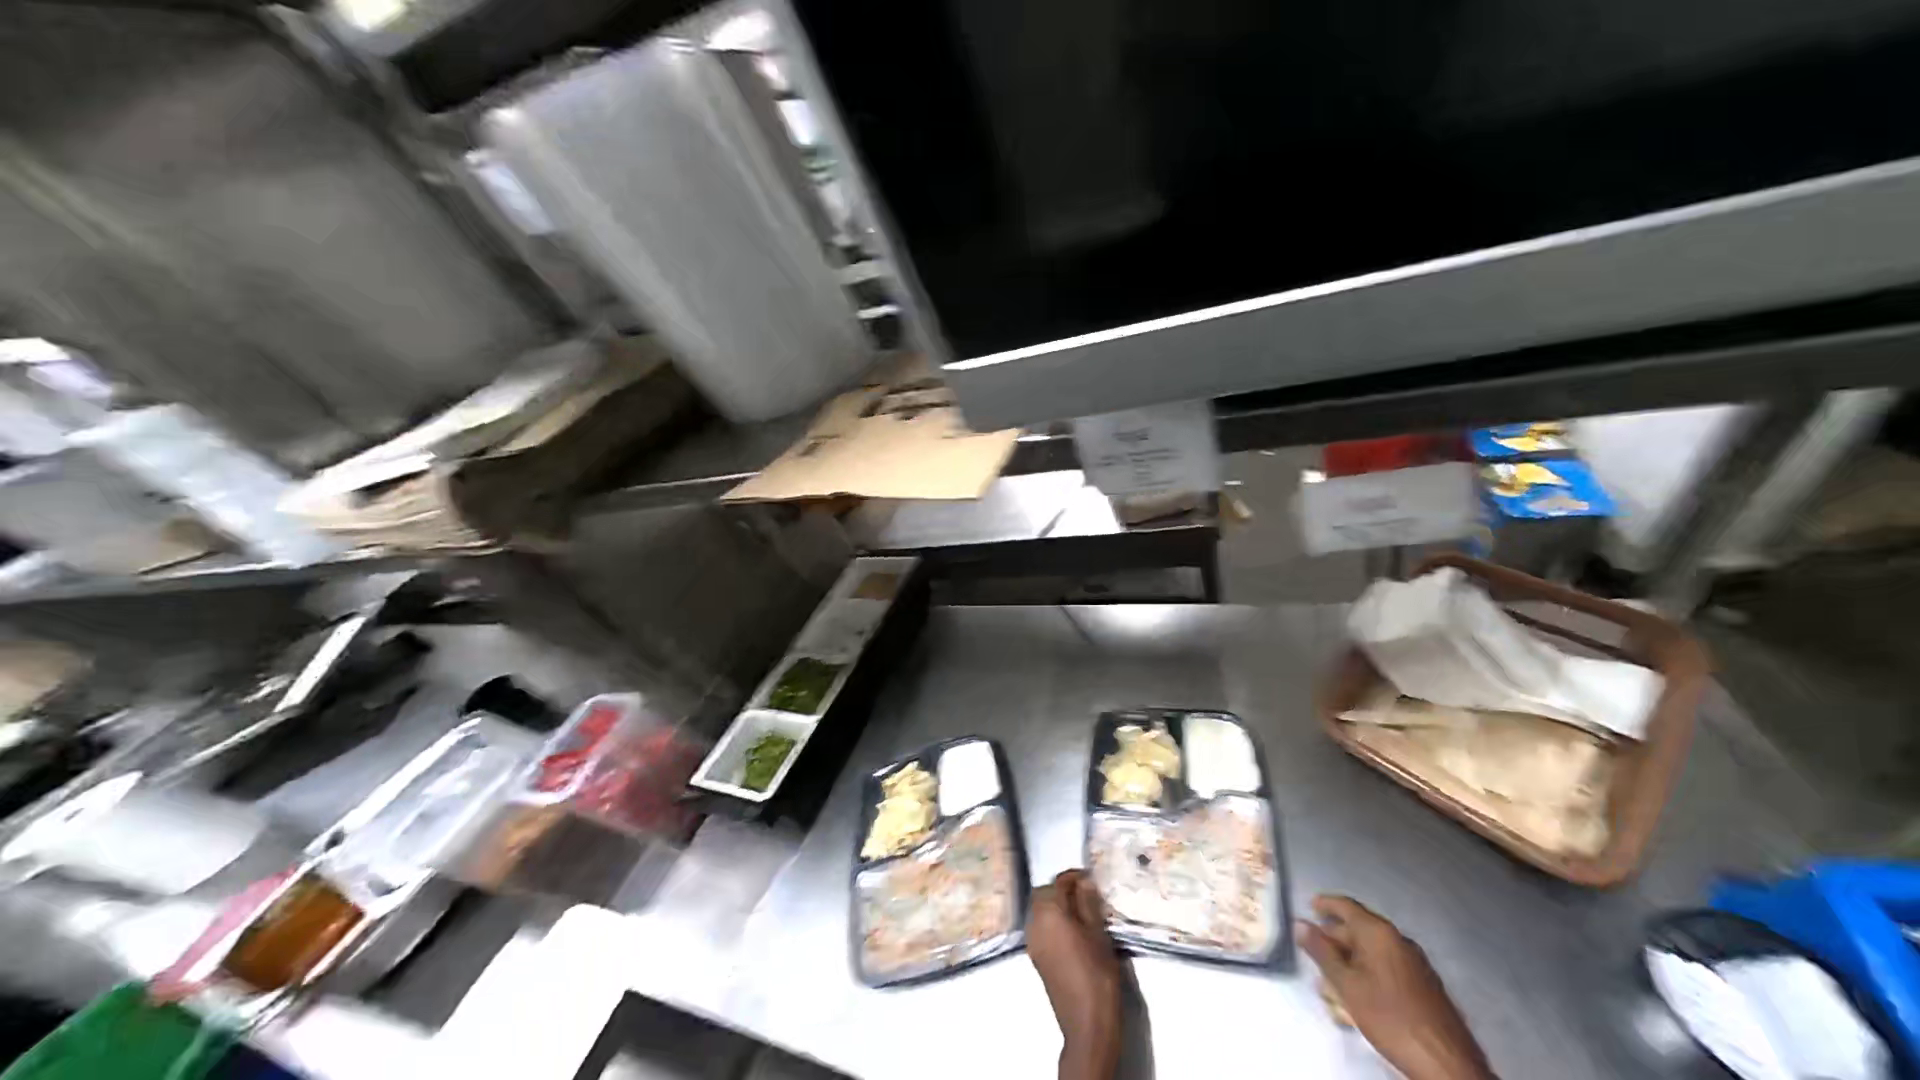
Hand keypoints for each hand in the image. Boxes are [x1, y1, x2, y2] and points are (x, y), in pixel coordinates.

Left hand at [1028, 870, 1123, 1079]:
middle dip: (1061, 889)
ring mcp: (1032, 941)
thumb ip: (1088, 904)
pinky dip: (1052, 921)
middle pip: (1043, 893)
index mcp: (1049, 912)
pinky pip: (1039, 926)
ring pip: (1039, 909)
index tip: (1090, 879)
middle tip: (1085, 893)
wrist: (1086, 1021)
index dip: (1073, 877)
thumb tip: (1084, 881)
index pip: (1057, 882)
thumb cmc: (1097, 974)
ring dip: (1055, 904)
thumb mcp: (1098, 934)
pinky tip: (1071, 930)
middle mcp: (1034, 922)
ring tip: (1080, 911)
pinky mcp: (1036, 956)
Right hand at [1298, 895, 1495, 1079]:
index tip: (1308, 906)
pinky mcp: (1423, 986)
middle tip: (1313, 956)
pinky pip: (1386, 969)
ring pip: (1371, 954)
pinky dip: (1368, 975)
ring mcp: (1415, 964)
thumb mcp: (1346, 984)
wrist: (1446, 1063)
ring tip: (1332, 987)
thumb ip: (1321, 952)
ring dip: (1349, 964)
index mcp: (1379, 933)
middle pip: (1358, 930)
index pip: (1346, 906)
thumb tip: (1300, 924)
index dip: (1324, 904)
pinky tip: (1358, 999)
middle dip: (1333, 942)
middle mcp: (1399, 941)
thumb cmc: (1389, 1017)